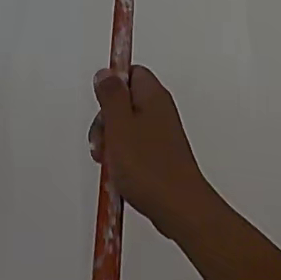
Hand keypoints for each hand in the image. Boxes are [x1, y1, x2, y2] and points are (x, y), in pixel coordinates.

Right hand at [89, 65, 219, 241]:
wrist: (178, 207)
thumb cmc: (148, 167)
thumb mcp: (119, 125)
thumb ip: (111, 95)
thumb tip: (106, 73)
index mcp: (152, 96)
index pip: (130, 72)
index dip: (111, 85)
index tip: (102, 106)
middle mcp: (159, 110)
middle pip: (124, 101)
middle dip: (106, 120)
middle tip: (103, 141)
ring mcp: (160, 134)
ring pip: (125, 127)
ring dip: (111, 143)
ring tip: (110, 163)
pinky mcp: (159, 155)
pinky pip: (133, 147)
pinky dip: (121, 158)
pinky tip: (118, 175)